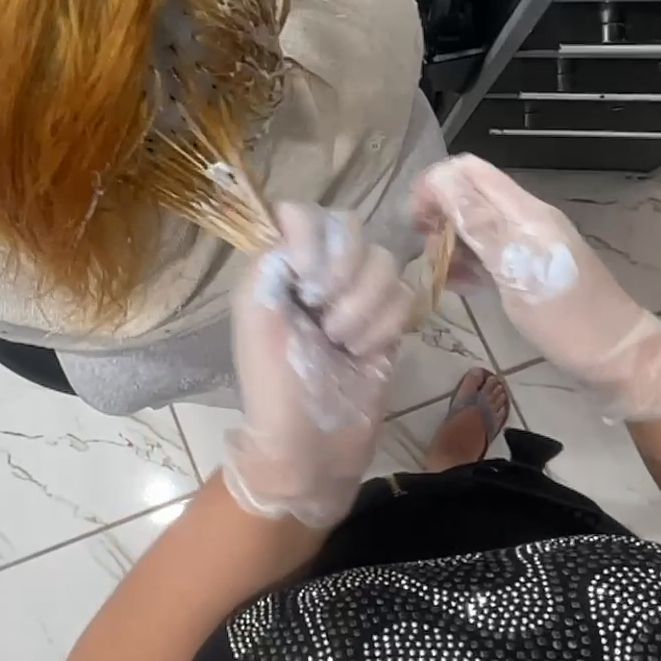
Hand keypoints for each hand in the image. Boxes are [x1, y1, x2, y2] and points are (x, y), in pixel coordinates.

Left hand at [225, 204, 410, 526]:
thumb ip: (269, 264)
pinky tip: (363, 353)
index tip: (306, 280)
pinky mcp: (387, 322)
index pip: (303, 214)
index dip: (314, 240)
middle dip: (343, 273)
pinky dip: (385, 325)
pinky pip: (405, 295)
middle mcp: (317, 273)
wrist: (311, 446)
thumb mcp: (255, 320)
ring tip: (341, 343)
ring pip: (384, 261)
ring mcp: (354, 296)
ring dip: (363, 306)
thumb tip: (299, 226)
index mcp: (278, 268)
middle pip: (351, 228)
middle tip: (322, 313)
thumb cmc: (273, 386)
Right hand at [412, 155, 660, 421]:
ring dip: (447, 242)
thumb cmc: (566, 317)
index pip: (469, 170)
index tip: (415, 222)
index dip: (434, 185)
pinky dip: (464, 264)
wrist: (614, 357)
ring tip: (441, 273)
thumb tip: (441, 181)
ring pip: (471, 225)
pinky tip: (458, 286)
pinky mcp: (523, 269)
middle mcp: (522, 220)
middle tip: (426, 251)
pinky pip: (483, 253)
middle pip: (467, 195)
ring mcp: (524, 245)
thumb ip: (479, 224)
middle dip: (437, 215)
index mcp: (523, 212)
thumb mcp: (517, 270)